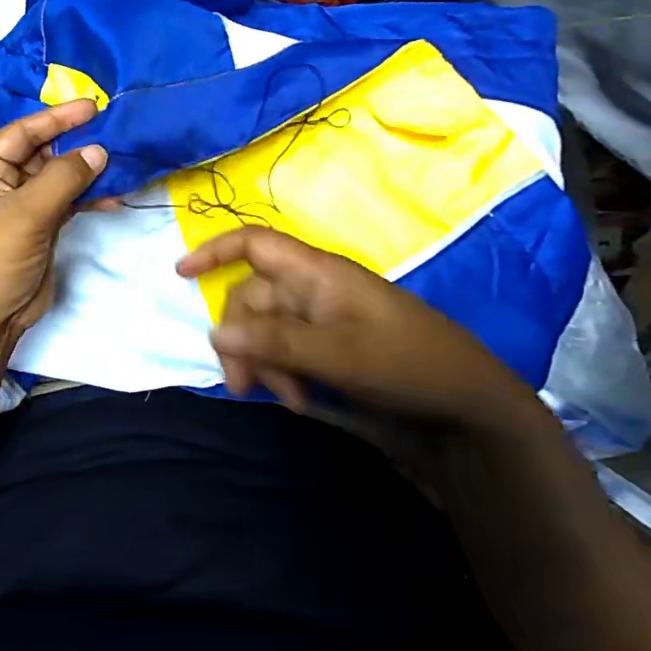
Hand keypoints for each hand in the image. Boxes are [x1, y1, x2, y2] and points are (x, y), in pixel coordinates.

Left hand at [0, 100, 108, 355]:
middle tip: (115, 134)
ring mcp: (19, 207)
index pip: (21, 133)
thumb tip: (98, 151)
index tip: (93, 106)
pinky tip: (114, 197)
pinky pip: (65, 203)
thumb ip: (63, 178)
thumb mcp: (26, 214)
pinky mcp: (38, 229)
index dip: (56, 118)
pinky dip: (87, 200)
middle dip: (76, 145)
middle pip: (41, 153)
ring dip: (86, 173)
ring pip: (57, 179)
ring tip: (121, 165)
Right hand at [175, 227, 540, 435]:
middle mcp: (313, 288)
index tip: (180, 274)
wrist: (470, 407)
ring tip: (287, 398)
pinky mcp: (329, 344)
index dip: (215, 251)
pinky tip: (300, 398)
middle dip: (243, 340)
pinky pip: (286, 349)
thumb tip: (214, 332)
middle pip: (252, 298)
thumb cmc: (408, 365)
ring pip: (265, 329)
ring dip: (265, 363)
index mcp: (317, 272)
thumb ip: (273, 341)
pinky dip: (283, 372)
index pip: (254, 244)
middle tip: (244, 386)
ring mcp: (321, 317)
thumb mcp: (339, 354)